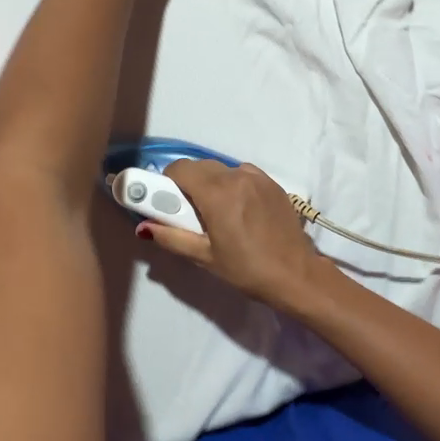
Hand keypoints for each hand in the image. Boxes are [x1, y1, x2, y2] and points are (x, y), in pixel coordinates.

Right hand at [140, 161, 326, 308]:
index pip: (181, 168)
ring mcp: (259, 178)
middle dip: (188, 183)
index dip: (168, 181)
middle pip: (201, 166)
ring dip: (212, 183)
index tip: (168, 201)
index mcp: (217, 193)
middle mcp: (238, 176)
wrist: (296, 274)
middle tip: (189, 211)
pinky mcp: (274, 184)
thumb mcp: (205, 257)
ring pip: (223, 169)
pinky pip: (244, 175)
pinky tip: (239, 210)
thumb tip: (143, 227)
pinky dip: (234, 185)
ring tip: (216, 213)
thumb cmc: (247, 269)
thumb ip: (172, 237)